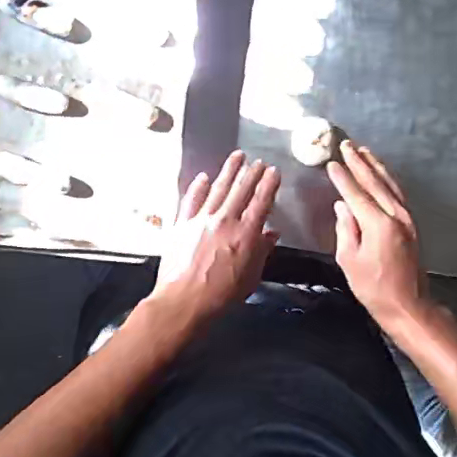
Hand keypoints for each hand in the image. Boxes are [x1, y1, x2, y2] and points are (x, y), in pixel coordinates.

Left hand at [151, 151, 279, 325]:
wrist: (184, 300)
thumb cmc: (221, 295)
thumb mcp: (251, 276)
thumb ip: (261, 251)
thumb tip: (270, 235)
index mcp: (246, 234)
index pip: (262, 201)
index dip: (269, 184)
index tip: (274, 172)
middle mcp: (225, 220)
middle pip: (241, 189)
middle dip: (252, 172)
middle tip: (258, 161)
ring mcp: (201, 220)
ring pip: (218, 188)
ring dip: (229, 170)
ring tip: (237, 156)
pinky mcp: (182, 224)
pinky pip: (191, 199)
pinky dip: (198, 187)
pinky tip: (204, 177)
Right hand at [328, 141, 429, 327]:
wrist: (408, 304)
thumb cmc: (373, 287)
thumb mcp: (349, 260)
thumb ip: (346, 229)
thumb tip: (343, 206)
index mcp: (379, 224)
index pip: (356, 194)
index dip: (342, 178)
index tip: (331, 163)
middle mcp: (396, 216)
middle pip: (375, 183)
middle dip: (360, 163)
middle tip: (347, 145)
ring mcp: (407, 219)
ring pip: (390, 185)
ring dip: (376, 166)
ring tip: (364, 151)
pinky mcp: (412, 224)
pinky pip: (398, 194)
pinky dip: (387, 180)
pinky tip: (381, 174)